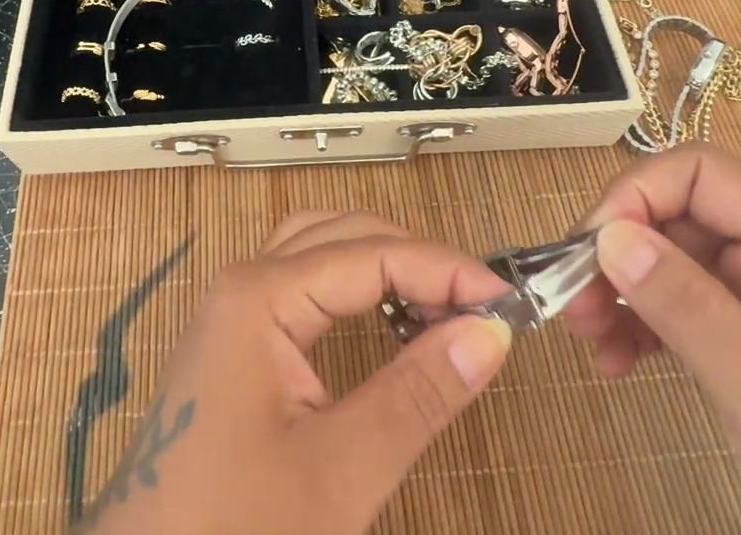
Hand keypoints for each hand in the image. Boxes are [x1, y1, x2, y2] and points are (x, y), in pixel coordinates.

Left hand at [77, 211, 515, 534]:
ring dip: (384, 264)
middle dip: (416, 259)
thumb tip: (489, 334)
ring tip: (443, 308)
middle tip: (480, 307)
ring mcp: (233, 310)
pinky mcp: (236, 341)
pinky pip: (303, 285)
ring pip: (321, 251)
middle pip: (344, 235)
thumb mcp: (338, 470)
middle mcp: (242, 284)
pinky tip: (386, 321)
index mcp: (259, 296)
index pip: (371, 253)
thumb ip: (416, 395)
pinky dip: (353, 288)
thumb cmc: (234, 526)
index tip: (506, 302)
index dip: (444, 269)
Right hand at [561, 145, 740, 534]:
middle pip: (684, 219)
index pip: (706, 175)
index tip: (585, 253)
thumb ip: (694, 314)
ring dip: (624, 292)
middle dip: (617, 252)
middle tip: (572, 310)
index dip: (635, 196)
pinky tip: (620, 362)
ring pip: (679, 265)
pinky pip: (693, 312)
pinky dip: (647, 326)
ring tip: (590, 343)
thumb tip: (609, 234)